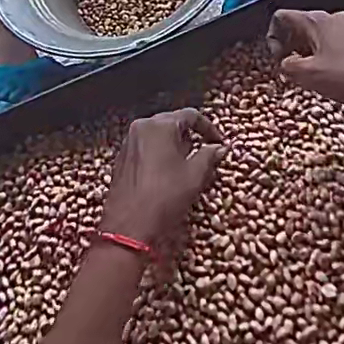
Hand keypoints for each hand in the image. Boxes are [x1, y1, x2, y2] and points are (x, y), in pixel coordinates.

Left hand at [99, 109, 226, 247]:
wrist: (128, 227)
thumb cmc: (164, 197)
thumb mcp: (194, 176)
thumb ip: (209, 155)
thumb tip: (219, 147)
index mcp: (159, 126)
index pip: (190, 116)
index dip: (209, 128)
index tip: (220, 142)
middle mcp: (141, 128)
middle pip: (172, 123)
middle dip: (191, 136)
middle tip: (206, 153)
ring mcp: (129, 143)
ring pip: (159, 136)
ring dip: (176, 146)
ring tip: (189, 165)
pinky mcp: (123, 159)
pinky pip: (147, 148)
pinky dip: (161, 155)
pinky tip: (169, 174)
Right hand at [266, 9, 343, 111]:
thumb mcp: (309, 75)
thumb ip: (288, 66)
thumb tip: (285, 63)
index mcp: (317, 20)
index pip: (281, 17)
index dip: (273, 38)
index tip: (279, 60)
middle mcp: (334, 17)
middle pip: (300, 26)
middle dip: (291, 48)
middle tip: (293, 73)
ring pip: (319, 37)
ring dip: (310, 55)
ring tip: (314, 78)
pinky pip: (336, 44)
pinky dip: (328, 58)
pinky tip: (335, 78)